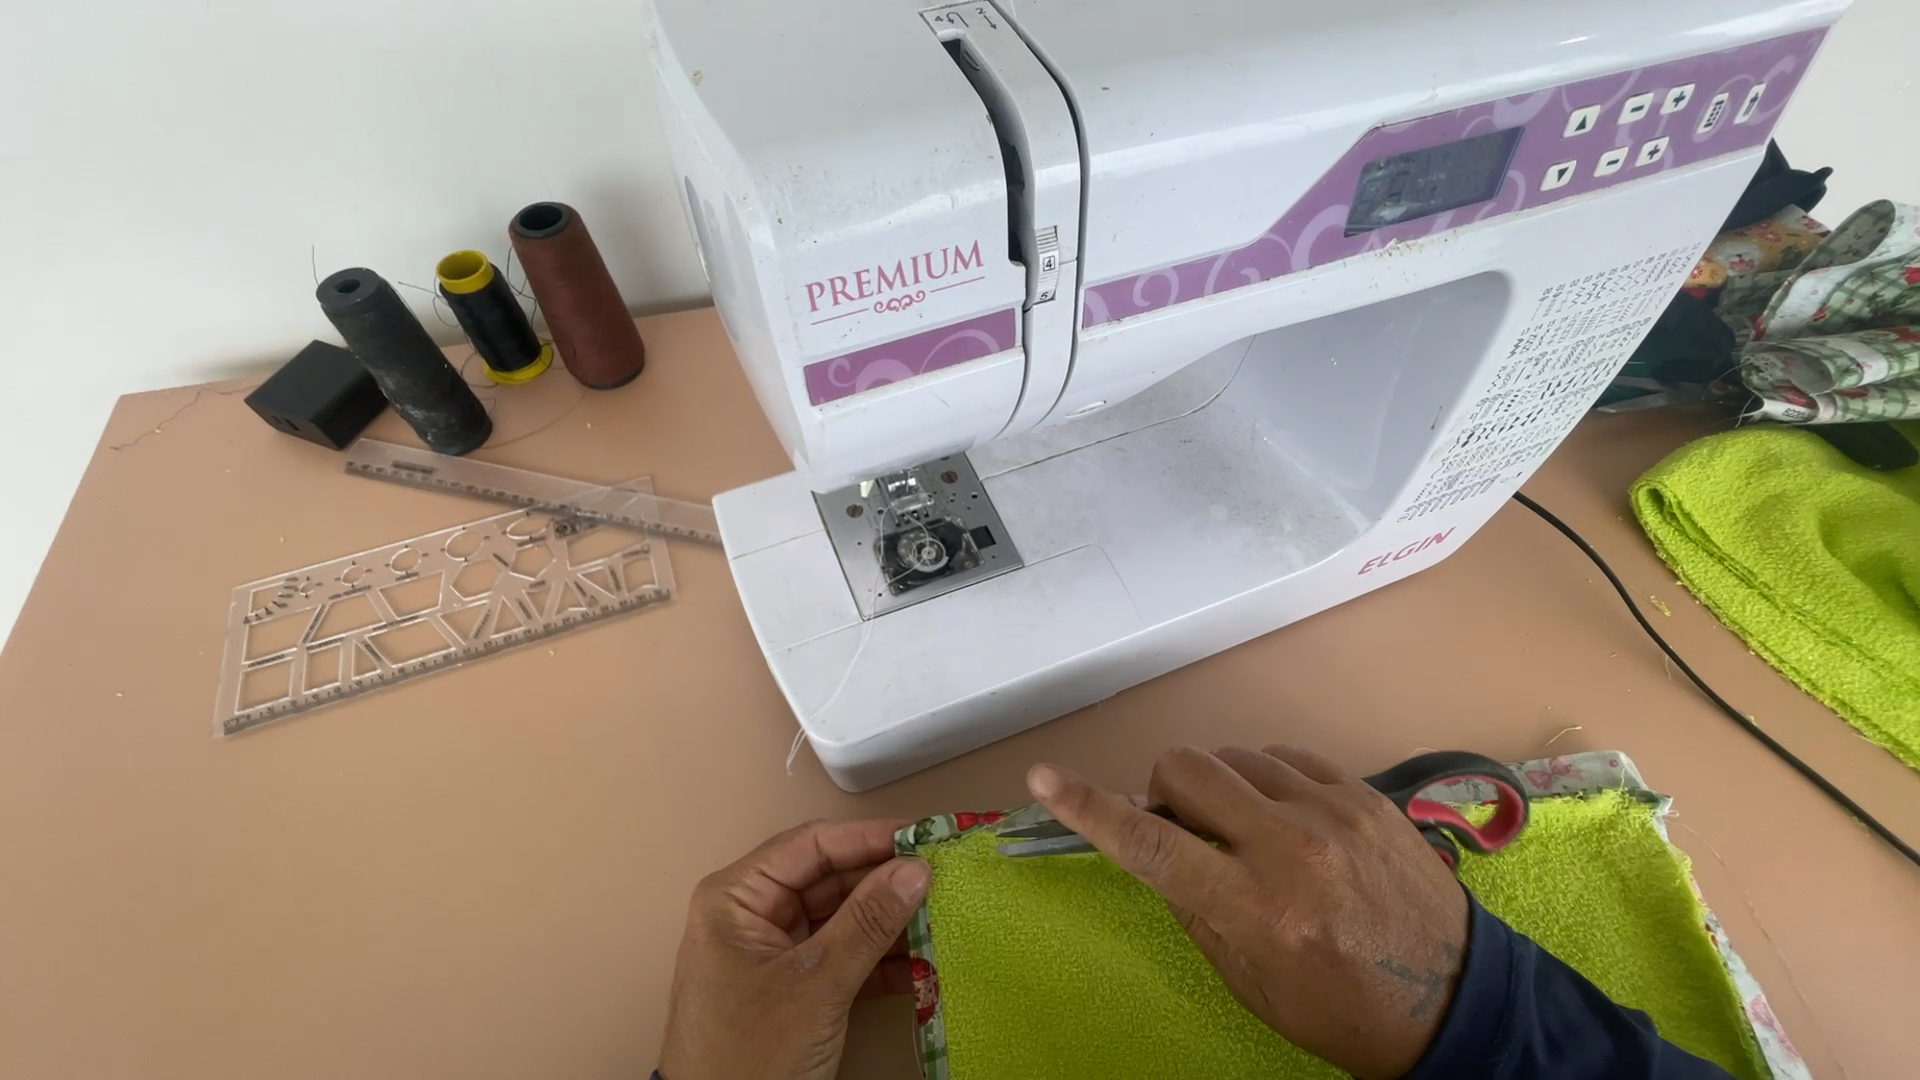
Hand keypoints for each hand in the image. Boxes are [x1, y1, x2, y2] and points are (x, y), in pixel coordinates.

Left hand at [658, 820, 930, 1079]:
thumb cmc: (749, 1058)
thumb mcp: (815, 986)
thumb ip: (868, 922)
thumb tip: (917, 868)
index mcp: (738, 896)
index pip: (812, 844)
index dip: (869, 836)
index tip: (921, 834)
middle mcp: (753, 912)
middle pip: (830, 877)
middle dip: (884, 879)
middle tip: (940, 873)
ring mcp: (773, 949)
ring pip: (841, 914)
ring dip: (888, 919)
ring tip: (940, 912)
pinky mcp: (793, 984)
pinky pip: (842, 952)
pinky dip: (879, 956)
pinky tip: (921, 958)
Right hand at [1028, 746, 1468, 1079]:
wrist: (1460, 1002)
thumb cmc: (1338, 1005)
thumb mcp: (1247, 978)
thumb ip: (1190, 899)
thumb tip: (1148, 832)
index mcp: (1254, 907)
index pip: (1150, 842)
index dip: (1089, 807)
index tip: (1045, 777)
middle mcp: (1288, 847)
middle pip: (1185, 769)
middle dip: (1166, 790)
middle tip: (1189, 826)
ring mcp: (1331, 810)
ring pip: (1230, 755)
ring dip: (1219, 787)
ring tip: (1250, 828)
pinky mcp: (1362, 791)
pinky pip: (1281, 754)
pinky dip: (1264, 778)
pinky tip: (1287, 815)